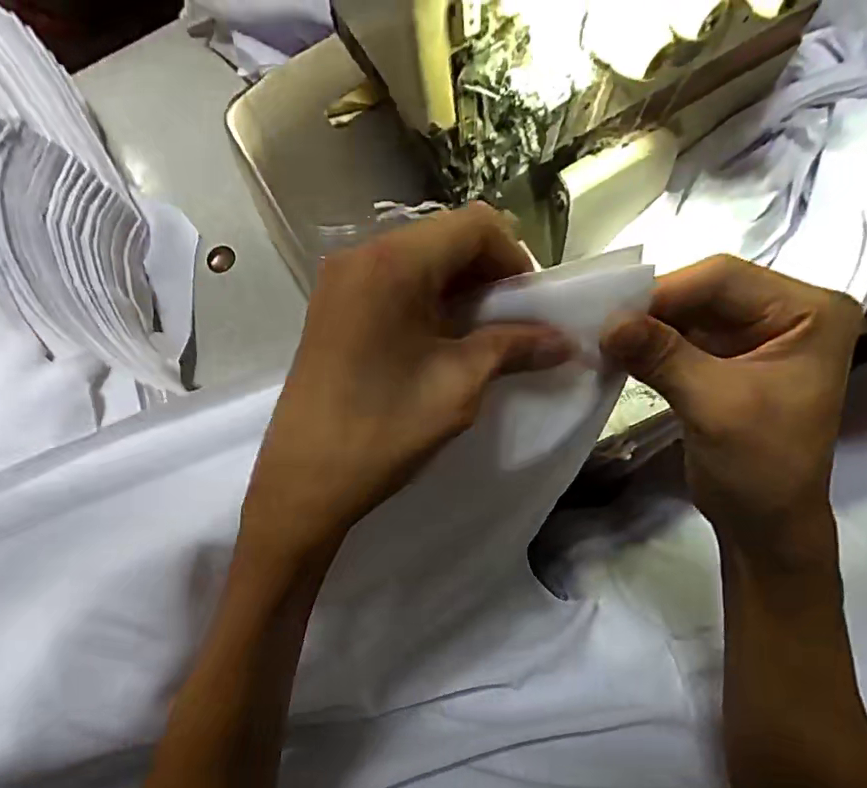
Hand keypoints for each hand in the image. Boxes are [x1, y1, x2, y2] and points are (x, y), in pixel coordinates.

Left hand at [242, 204, 572, 559]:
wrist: (303, 482)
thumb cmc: (382, 431)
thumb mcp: (457, 387)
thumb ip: (512, 349)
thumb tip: (563, 342)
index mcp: (392, 263)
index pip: (475, 226)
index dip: (516, 258)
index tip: (532, 307)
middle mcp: (360, 256)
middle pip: (444, 238)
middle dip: (488, 276)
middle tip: (513, 325)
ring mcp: (339, 282)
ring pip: (418, 262)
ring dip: (458, 291)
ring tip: (479, 340)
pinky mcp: (331, 310)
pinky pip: (391, 286)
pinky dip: (425, 303)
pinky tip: (439, 345)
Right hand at [600, 255, 862, 559]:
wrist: (765, 525)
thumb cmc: (760, 467)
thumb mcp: (714, 405)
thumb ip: (664, 357)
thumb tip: (608, 322)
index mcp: (810, 312)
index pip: (726, 279)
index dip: (666, 292)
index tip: (611, 312)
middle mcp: (787, 315)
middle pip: (708, 293)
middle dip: (654, 309)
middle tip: (600, 324)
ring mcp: (756, 340)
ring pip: (691, 316)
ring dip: (649, 328)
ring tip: (603, 339)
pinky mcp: (728, 364)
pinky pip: (684, 343)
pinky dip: (653, 349)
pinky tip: (620, 354)